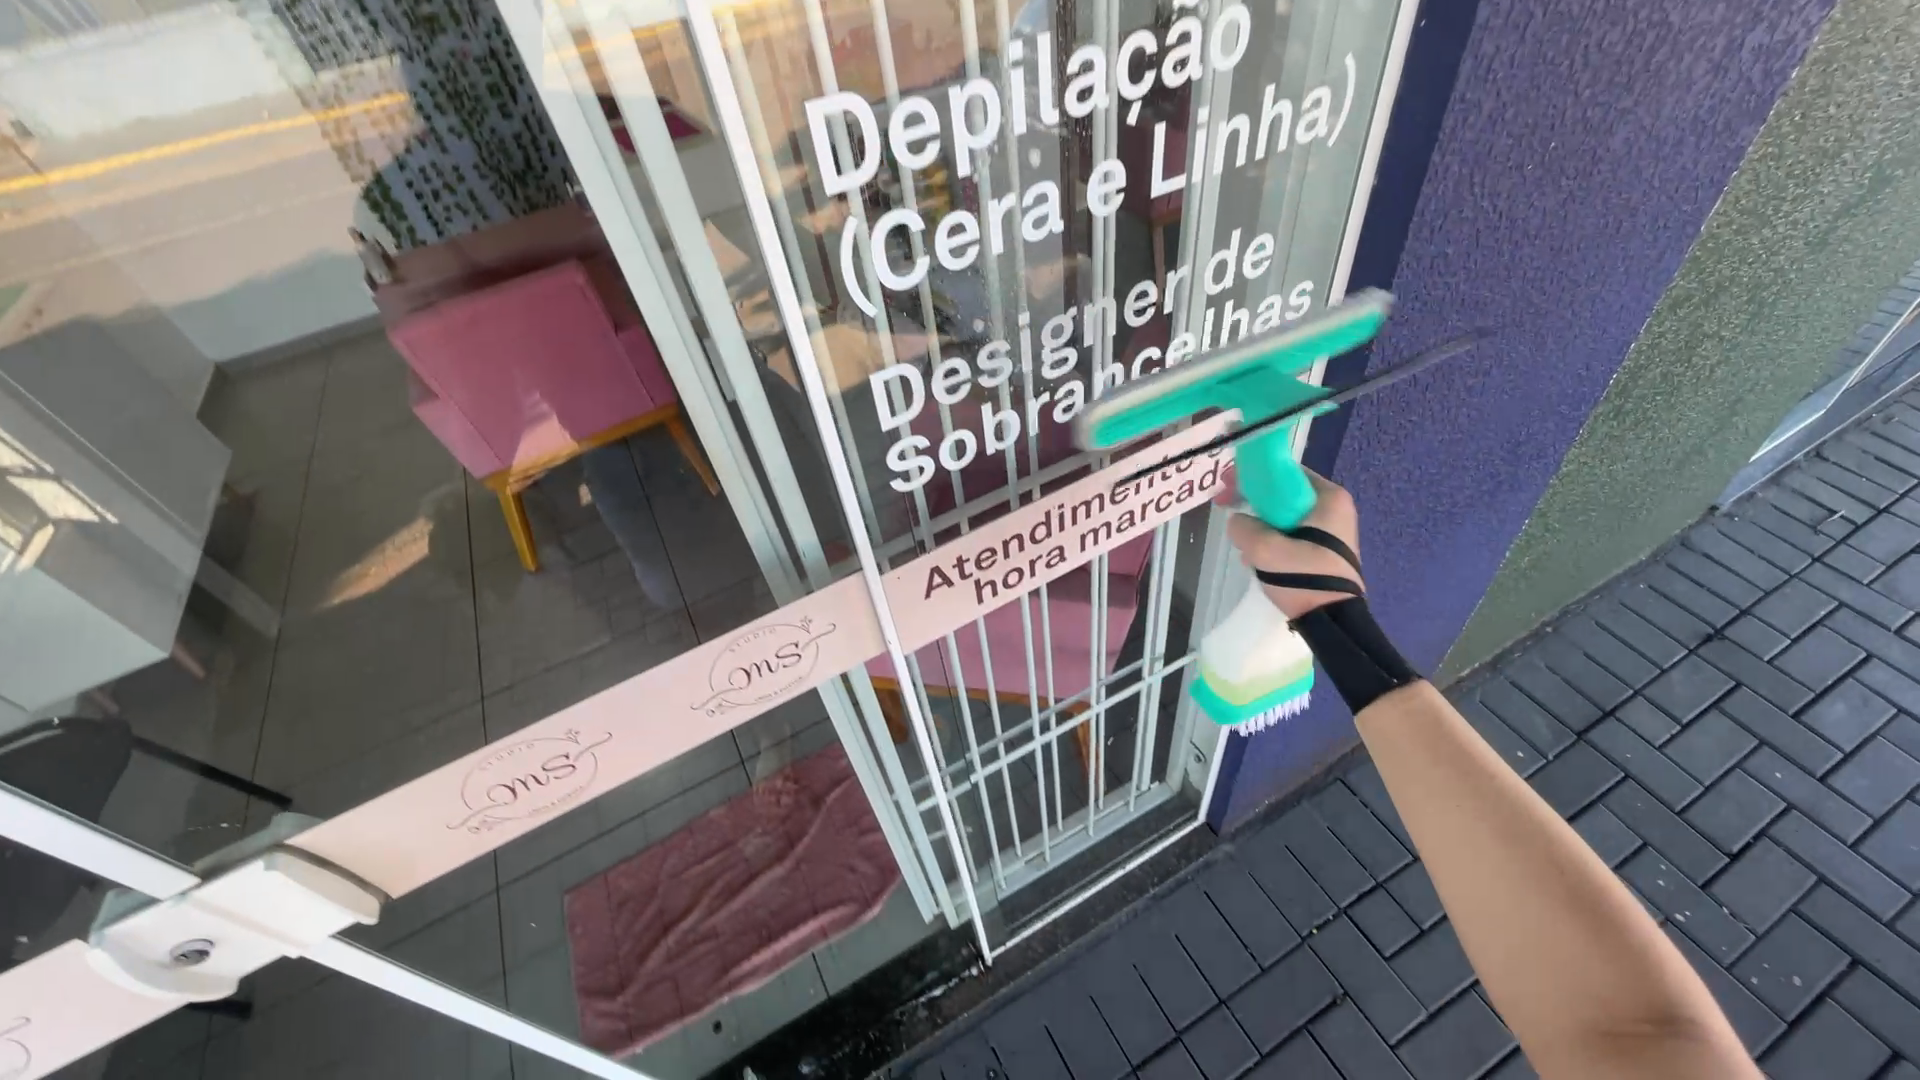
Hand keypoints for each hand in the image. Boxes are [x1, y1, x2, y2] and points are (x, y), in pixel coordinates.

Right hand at [1217, 467, 1363, 618]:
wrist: (1332, 620)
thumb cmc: (1304, 577)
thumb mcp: (1264, 548)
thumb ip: (1243, 527)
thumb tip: (1237, 521)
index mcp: (1328, 498)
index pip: (1285, 472)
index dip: (1252, 477)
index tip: (1227, 489)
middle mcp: (1335, 508)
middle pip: (1284, 494)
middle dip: (1253, 504)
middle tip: (1228, 512)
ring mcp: (1332, 531)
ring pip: (1285, 517)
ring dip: (1260, 526)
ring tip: (1244, 547)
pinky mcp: (1326, 551)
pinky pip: (1292, 535)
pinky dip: (1273, 541)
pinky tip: (1258, 560)